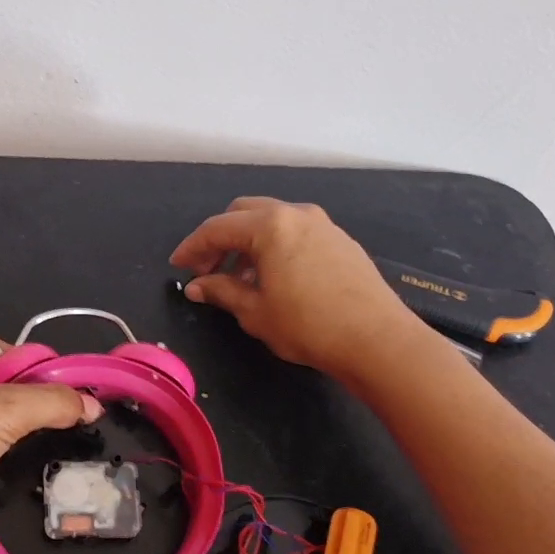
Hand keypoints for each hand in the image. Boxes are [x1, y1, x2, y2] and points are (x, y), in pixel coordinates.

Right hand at [170, 197, 414, 375]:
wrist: (377, 339)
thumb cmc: (308, 326)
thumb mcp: (255, 312)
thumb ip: (221, 292)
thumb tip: (196, 286)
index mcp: (270, 226)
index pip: (217, 228)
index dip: (192, 247)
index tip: (177, 266)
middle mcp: (296, 214)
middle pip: (244, 214)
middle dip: (220, 239)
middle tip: (207, 271)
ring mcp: (323, 225)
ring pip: (273, 222)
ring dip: (249, 244)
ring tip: (239, 280)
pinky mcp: (341, 241)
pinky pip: (296, 234)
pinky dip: (275, 248)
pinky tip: (275, 279)